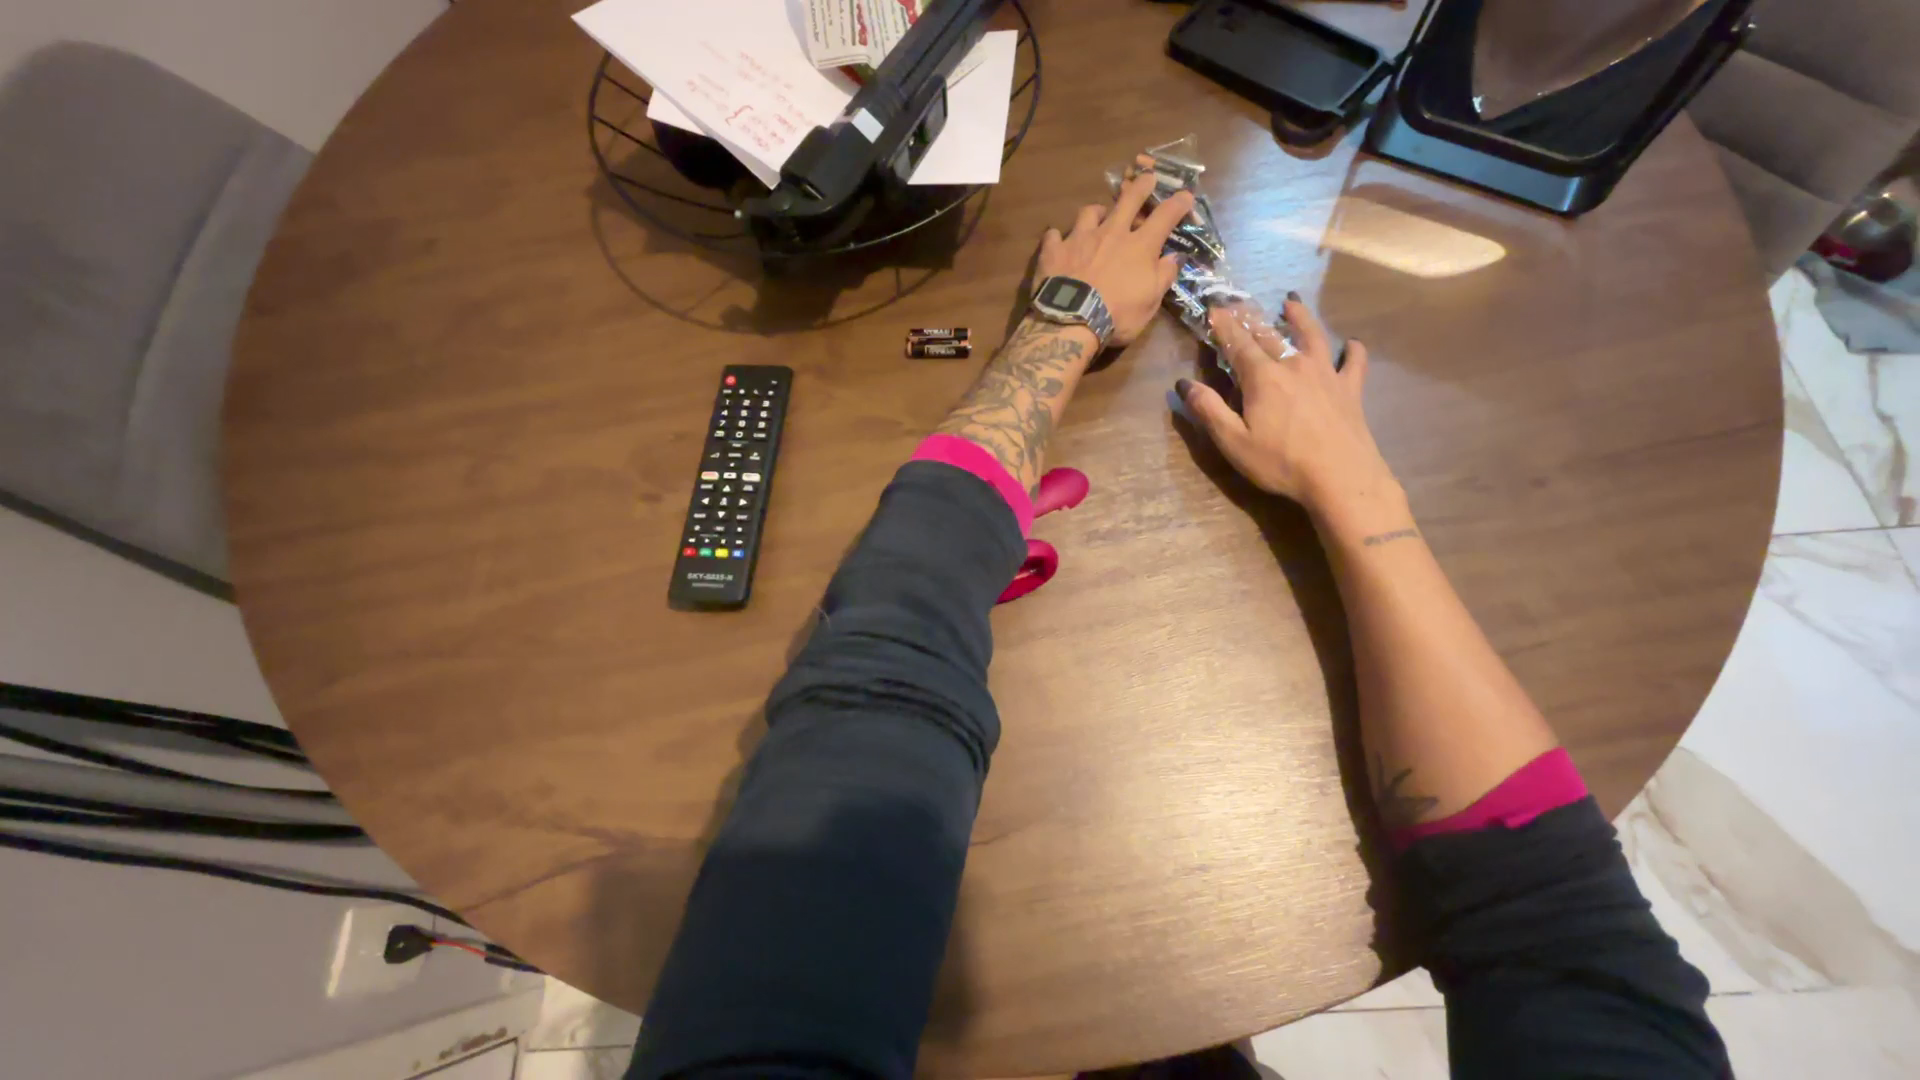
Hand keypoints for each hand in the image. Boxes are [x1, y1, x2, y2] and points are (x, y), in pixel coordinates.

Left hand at [1037, 171, 1192, 346]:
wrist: (1071, 321)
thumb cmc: (1117, 314)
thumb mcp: (1151, 301)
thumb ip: (1164, 276)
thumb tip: (1175, 257)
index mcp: (1139, 246)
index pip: (1165, 216)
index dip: (1178, 204)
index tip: (1185, 196)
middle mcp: (1111, 233)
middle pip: (1128, 200)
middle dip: (1141, 186)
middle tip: (1146, 177)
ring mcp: (1080, 238)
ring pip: (1090, 211)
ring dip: (1097, 211)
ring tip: (1099, 214)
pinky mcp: (1054, 250)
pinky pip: (1054, 235)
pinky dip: (1058, 237)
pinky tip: (1058, 240)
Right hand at [1179, 297, 1399, 516]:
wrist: (1341, 477)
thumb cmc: (1281, 462)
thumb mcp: (1233, 442)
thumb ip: (1208, 410)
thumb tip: (1184, 384)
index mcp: (1262, 377)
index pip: (1238, 344)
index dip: (1224, 326)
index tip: (1214, 310)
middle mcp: (1294, 365)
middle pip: (1270, 335)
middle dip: (1252, 318)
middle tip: (1241, 304)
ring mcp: (1326, 374)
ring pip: (1312, 336)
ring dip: (1300, 318)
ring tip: (1292, 304)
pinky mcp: (1350, 389)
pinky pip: (1353, 362)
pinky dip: (1352, 350)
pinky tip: (1352, 344)